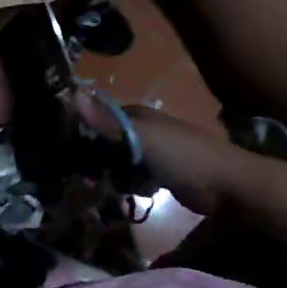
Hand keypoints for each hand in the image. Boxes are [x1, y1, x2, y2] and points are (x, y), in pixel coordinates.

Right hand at [74, 94, 247, 215]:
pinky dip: (128, 185)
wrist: (227, 185)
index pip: (99, 115)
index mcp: (138, 116)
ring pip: (120, 161)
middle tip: (77, 177)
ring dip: (110, 174)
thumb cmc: (183, 156)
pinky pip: (135, 178)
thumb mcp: (142, 138)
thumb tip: (71, 93)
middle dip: (94, 157)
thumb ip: (107, 122)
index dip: (80, 129)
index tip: (59, 149)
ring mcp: (154, 153)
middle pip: (108, 141)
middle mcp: (144, 130)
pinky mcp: (162, 175)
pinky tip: (122, 195)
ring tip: (95, 189)